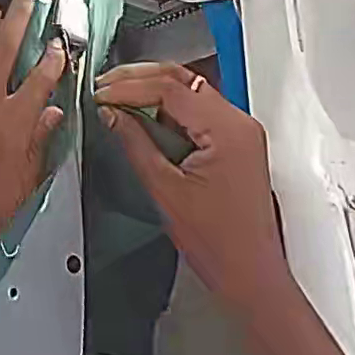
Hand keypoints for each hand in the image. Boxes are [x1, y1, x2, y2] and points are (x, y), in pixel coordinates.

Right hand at [96, 62, 287, 311]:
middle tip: (106, 85)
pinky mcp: (236, 141)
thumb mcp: (165, 190)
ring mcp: (240, 130)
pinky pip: (199, 109)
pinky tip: (144, 114)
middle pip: (183, 80)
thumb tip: (113, 114)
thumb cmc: (219, 243)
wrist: (250, 275)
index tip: (103, 93)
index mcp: (226, 130)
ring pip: (191, 89)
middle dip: (140, 79)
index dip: (130, 87)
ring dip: (153, 89)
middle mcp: (239, 123)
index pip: (170, 88)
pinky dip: (169, 107)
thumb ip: (136, 143)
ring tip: (118, 97)